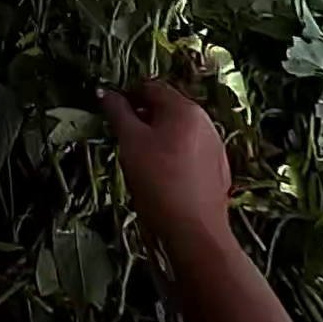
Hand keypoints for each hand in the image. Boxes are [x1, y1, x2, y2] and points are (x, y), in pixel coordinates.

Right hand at [99, 80, 231, 238]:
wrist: (195, 234)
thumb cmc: (158, 179)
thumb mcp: (129, 140)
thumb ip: (116, 110)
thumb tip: (104, 91)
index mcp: (185, 109)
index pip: (149, 87)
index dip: (126, 95)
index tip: (111, 113)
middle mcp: (205, 122)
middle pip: (165, 107)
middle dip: (141, 116)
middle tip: (123, 135)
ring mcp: (215, 146)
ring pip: (178, 129)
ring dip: (156, 134)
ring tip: (140, 156)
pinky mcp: (218, 170)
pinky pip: (189, 149)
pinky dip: (173, 152)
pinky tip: (161, 174)